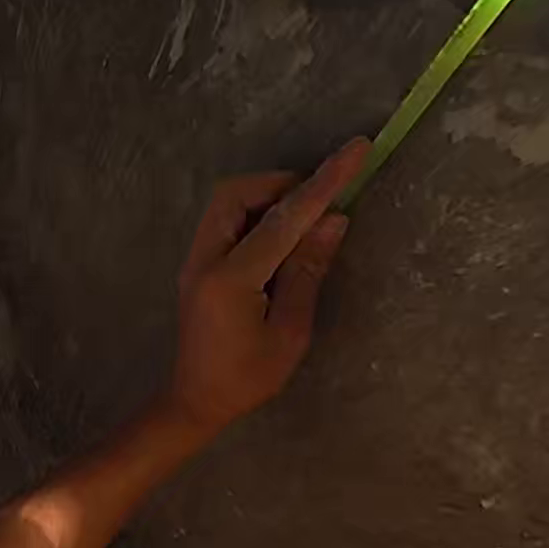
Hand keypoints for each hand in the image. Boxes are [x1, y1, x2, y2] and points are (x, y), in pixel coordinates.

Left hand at [166, 138, 368, 431]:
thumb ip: (307, 271)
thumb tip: (332, 219)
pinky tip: (278, 239)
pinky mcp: (195, 267)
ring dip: (265, 199)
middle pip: (234, 195)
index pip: (282, 219)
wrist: (196, 397)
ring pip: (224, 205)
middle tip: (320, 202)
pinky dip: (252, 217)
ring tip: (303, 221)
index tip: (356, 150)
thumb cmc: (247, 377)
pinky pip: (222, 224)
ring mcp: (193, 262)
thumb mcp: (289, 331)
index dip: (322, 183)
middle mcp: (202, 261)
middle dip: (280, 185)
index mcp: (229, 279)